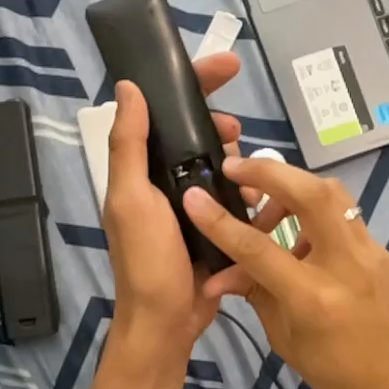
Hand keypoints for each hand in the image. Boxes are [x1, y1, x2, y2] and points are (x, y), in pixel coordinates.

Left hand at [101, 52, 254, 357]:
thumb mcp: (132, 199)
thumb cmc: (147, 260)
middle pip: (195, 136)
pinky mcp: (214, 231)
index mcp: (140, 173)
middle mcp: (163, 185)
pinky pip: (235, 199)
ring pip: (220, 166)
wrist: (167, 322)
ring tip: (250, 170)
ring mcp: (191, 209)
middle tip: (236, 132)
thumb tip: (128, 87)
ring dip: (238, 160)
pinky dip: (249, 192)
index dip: (192, 84)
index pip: (162, 114)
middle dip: (218, 125)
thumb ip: (129, 145)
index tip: (228, 65)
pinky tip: (260, 197)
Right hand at [184, 158, 388, 388]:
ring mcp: (370, 254)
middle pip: (310, 193)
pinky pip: (343, 218)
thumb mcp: (285, 339)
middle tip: (236, 169)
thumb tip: (218, 273)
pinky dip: (314, 216)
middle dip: (270, 171)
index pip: (258, 248)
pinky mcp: (381, 252)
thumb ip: (255, 294)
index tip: (194, 197)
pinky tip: (297, 241)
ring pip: (332, 196)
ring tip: (266, 218)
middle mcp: (346, 266)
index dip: (221, 221)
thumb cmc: (334, 375)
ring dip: (292, 191)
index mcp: (313, 299)